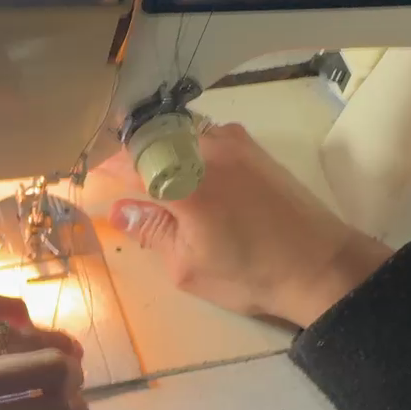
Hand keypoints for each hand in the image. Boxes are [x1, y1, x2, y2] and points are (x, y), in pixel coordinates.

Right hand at [110, 123, 392, 326]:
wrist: (318, 264)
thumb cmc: (248, 275)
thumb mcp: (187, 266)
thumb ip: (151, 232)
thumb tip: (119, 211)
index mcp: (186, 184)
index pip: (131, 162)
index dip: (106, 169)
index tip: (91, 180)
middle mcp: (207, 151)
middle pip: (154, 138)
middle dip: (131, 155)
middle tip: (116, 179)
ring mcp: (234, 143)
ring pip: (180, 134)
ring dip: (160, 151)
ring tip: (148, 180)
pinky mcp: (252, 147)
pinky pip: (205, 138)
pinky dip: (185, 151)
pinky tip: (183, 176)